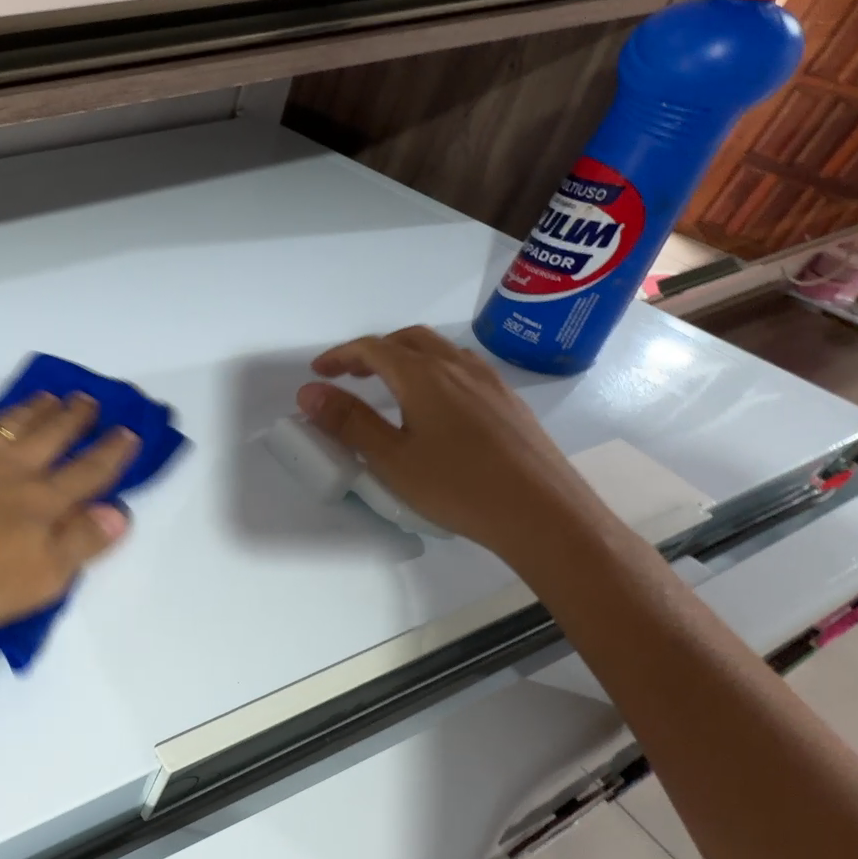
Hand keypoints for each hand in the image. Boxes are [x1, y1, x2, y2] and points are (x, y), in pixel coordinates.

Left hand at [0, 393, 139, 637]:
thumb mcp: (43, 578)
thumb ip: (82, 541)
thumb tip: (119, 511)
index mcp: (44, 501)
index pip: (88, 471)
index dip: (111, 452)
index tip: (128, 432)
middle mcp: (14, 469)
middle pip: (52, 435)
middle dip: (75, 417)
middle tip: (89, 399)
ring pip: (12, 422)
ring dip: (34, 408)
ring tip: (49, 397)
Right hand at [295, 326, 616, 557]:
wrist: (549, 518)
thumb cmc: (461, 488)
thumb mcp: (391, 459)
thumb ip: (348, 422)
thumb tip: (309, 392)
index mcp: (424, 377)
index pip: (373, 349)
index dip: (340, 356)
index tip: (318, 373)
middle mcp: (459, 369)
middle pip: (409, 340)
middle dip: (374, 351)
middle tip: (350, 375)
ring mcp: (491, 384)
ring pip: (441, 351)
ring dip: (407, 357)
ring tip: (390, 386)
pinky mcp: (511, 404)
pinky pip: (464, 369)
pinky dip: (436, 371)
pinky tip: (436, 406)